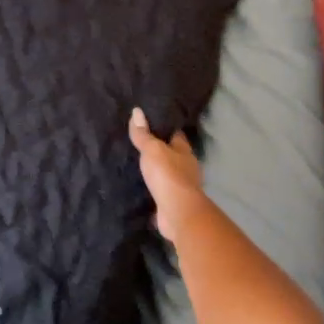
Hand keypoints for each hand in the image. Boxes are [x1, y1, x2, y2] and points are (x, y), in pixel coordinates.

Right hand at [127, 108, 206, 240]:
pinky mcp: (173, 201)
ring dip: (157, 170)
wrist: (177, 212)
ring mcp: (181, 186)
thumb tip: (137, 111)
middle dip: (160, 150)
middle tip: (140, 142)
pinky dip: (154, 188)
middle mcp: (186, 167)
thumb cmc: (167, 174)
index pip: (176, 135)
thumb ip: (143, 134)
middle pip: (173, 154)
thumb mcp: (152, 149)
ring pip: (167, 173)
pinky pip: (161, 190)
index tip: (152, 122)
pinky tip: (142, 185)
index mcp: (184, 151)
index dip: (166, 128)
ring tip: (138, 163)